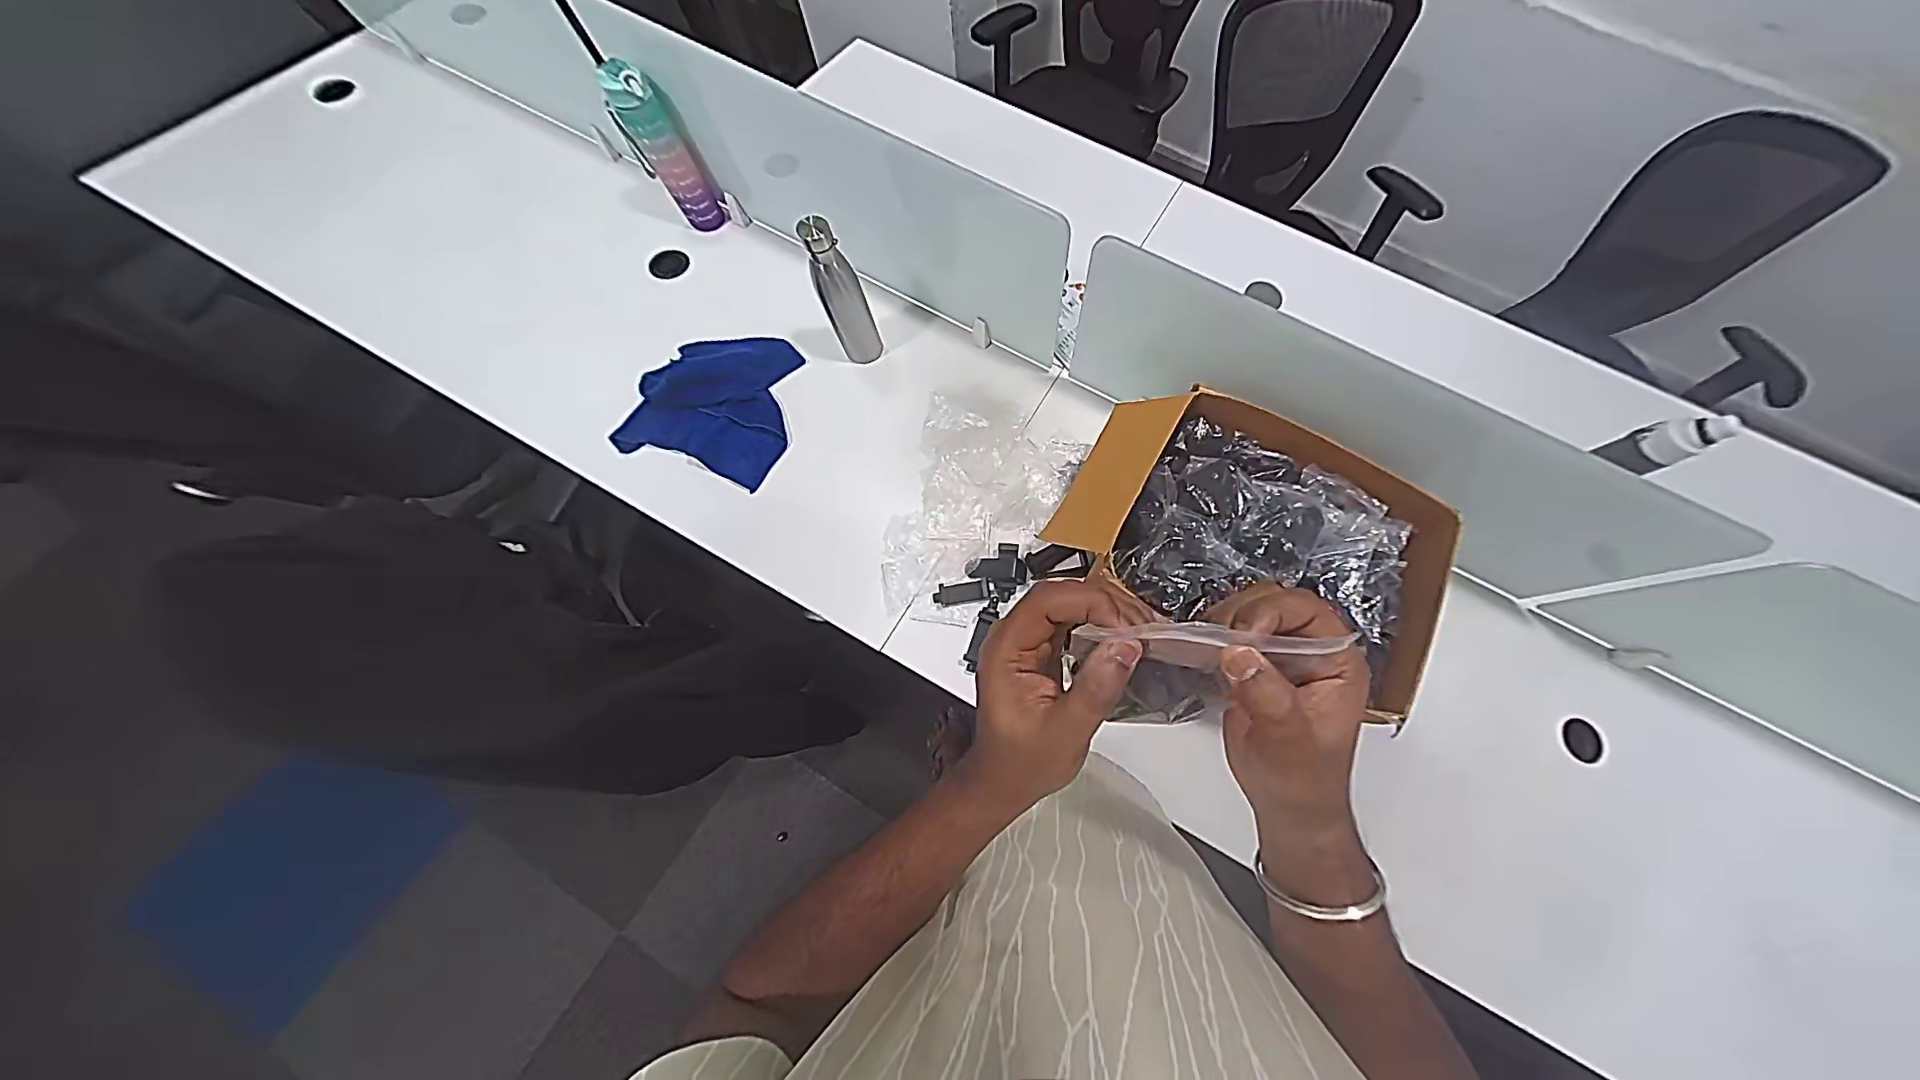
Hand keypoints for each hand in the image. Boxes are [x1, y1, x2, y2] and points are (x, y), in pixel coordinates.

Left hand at [964, 579, 1155, 809]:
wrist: (1005, 778)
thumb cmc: (1020, 761)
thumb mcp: (1065, 731)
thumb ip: (1095, 689)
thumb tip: (1125, 648)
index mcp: (1005, 649)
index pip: (1046, 601)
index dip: (1090, 603)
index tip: (1123, 625)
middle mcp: (1012, 638)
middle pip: (1059, 595)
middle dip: (1104, 603)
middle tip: (1140, 626)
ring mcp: (1026, 642)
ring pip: (1068, 604)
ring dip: (1106, 611)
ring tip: (1139, 630)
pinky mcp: (1040, 650)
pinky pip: (1072, 622)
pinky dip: (1100, 624)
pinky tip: (1122, 638)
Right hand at [1207, 585, 1372, 892]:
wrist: (1287, 804)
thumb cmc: (1303, 781)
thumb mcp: (1288, 741)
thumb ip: (1268, 697)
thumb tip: (1240, 655)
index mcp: (1337, 663)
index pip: (1307, 611)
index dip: (1273, 613)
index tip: (1245, 635)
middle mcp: (1312, 653)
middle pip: (1276, 601)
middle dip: (1244, 614)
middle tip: (1224, 642)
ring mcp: (1282, 658)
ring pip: (1250, 611)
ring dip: (1226, 622)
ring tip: (1213, 650)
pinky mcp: (1254, 666)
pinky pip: (1232, 633)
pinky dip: (1214, 636)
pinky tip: (1206, 653)